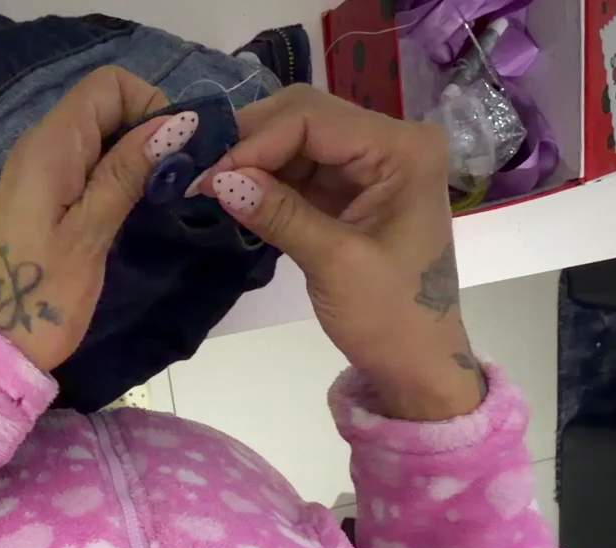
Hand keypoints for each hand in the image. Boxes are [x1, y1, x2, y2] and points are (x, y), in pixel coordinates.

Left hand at [0, 67, 200, 373]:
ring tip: (161, 196)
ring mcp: (38, 173)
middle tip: (177, 179)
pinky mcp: (42, 199)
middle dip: (147, 131)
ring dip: (134, 156)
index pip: (108, 85)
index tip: (176, 152)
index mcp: (50, 147)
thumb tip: (176, 125)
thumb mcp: (89, 234)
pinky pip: (85, 166)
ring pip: (98, 137)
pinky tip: (131, 207)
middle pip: (104, 107)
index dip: (150, 105)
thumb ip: (127, 175)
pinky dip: (114, 175)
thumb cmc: (43, 295)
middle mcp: (40, 146)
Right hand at [196, 85, 485, 420]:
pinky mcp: (352, 194)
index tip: (207, 175)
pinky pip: (302, 174)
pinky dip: (268, 182)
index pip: (315, 120)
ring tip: (209, 183)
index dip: (256, 141)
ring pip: (299, 143)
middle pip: (307, 119)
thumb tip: (219, 180)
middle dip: (252, 142)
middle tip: (200, 171)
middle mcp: (390, 143)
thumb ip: (280, 215)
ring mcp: (371, 168)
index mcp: (402, 150)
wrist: (416, 361)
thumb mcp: (334, 264)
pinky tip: (235, 193)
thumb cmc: (389, 317)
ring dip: (255, 161)